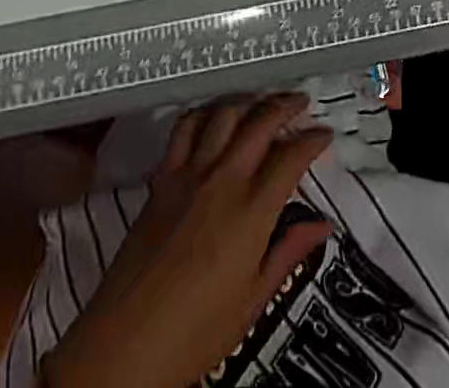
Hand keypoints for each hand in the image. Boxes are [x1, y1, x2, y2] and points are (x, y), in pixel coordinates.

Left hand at [38, 95, 333, 387]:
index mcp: (252, 212)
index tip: (324, 135)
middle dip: (285, 105)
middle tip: (300, 103)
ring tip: (261, 103)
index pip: (292, 156)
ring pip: (222, 115)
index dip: (314, 139)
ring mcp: (187, 176)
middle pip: (259, 122)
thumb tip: (321, 226)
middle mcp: (222, 182)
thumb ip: (289, 250)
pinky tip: (212, 116)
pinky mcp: (160, 181)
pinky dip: (203, 114)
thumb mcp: (254, 297)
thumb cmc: (195, 331)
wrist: (124, 345)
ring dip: (247, 102)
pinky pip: (183, 130)